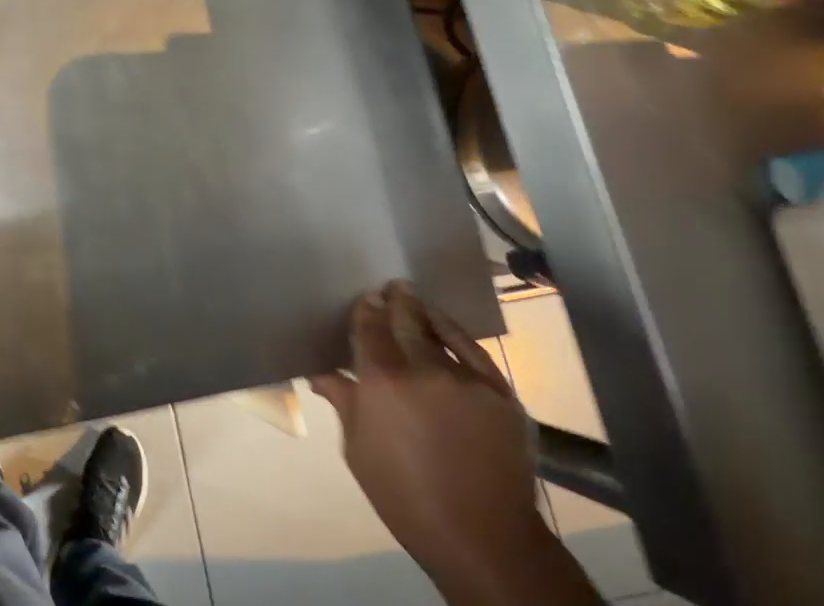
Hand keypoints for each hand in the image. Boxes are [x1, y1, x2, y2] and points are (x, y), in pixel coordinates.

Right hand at [308, 281, 549, 585]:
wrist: (481, 535)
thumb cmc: (404, 496)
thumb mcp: (358, 450)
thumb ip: (344, 402)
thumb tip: (323, 373)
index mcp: (382, 381)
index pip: (370, 328)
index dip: (366, 310)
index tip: (365, 299)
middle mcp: (423, 369)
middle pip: (406, 320)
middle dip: (396, 301)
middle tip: (391, 287)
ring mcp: (466, 377)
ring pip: (440, 331)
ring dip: (424, 313)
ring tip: (415, 299)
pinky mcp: (500, 391)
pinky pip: (474, 351)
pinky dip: (457, 335)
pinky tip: (447, 328)